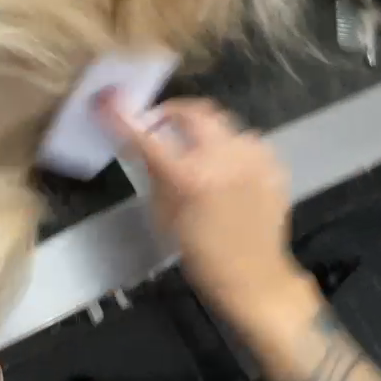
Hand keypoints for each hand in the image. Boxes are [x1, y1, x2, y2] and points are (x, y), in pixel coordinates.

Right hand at [102, 96, 316, 331]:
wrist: (253, 276)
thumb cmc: (198, 253)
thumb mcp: (164, 215)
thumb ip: (155, 174)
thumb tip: (142, 146)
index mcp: (188, 177)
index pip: (146, 138)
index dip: (122, 119)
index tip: (107, 104)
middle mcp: (223, 159)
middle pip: (194, 112)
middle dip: (170, 112)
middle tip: (157, 125)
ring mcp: (254, 159)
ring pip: (223, 123)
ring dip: (202, 130)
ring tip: (194, 149)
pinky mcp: (273, 165)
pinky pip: (247, 141)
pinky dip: (229, 146)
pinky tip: (224, 166)